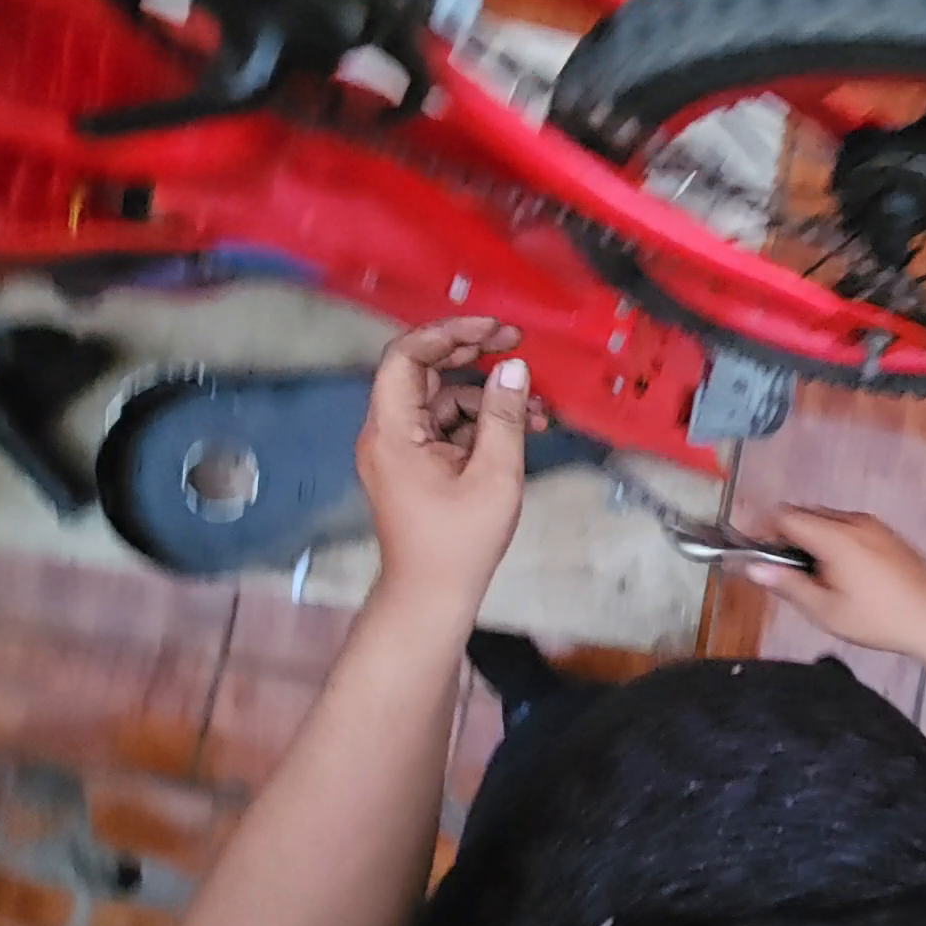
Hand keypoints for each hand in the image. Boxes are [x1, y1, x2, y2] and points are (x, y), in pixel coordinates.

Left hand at [357, 318, 547, 599]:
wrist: (433, 596)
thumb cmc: (461, 539)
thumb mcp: (494, 474)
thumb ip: (504, 415)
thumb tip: (514, 367)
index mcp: (392, 430)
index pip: (407, 356)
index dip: (449, 332)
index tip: (495, 329)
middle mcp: (387, 432)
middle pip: (424, 372)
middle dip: (472, 354)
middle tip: (516, 343)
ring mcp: (401, 450)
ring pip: (444, 401)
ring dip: (488, 397)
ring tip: (537, 408)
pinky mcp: (416, 465)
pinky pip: (448, 428)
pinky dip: (482, 424)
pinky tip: (521, 431)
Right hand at [745, 507, 925, 658]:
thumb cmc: (878, 619)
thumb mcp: (826, 610)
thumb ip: (788, 585)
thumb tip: (753, 568)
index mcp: (835, 536)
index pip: (784, 515)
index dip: (763, 530)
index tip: (755, 553)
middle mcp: (852, 521)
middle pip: (804, 513)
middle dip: (785, 535)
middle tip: (782, 570)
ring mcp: (872, 525)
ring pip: (825, 519)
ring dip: (809, 537)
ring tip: (812, 575)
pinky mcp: (885, 533)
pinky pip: (845, 525)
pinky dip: (831, 539)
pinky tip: (839, 572)